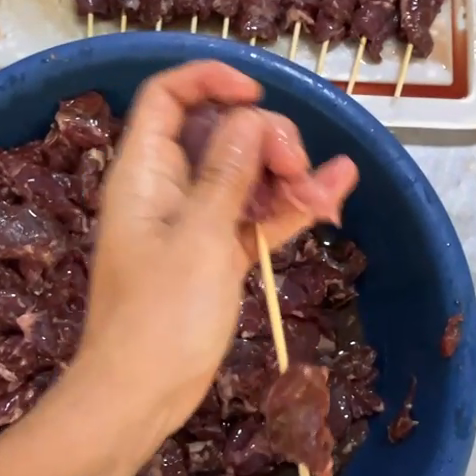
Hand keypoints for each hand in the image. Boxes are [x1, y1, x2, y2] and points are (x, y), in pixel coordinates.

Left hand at [73, 61, 357, 437]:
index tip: (257, 94)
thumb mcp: (199, 237)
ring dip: (285, 174)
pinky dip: (288, 205)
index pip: (168, 97)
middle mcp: (168, 187)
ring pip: (245, 174)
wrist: (140, 395)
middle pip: (219, 132)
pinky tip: (335, 190)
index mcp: (145, 171)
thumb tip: (252, 118)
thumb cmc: (160, 317)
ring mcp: (195, 221)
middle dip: (264, 138)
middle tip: (295, 168)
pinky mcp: (216, 253)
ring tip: (320, 193)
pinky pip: (255, 215)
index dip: (210, 81)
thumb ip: (227, 174)